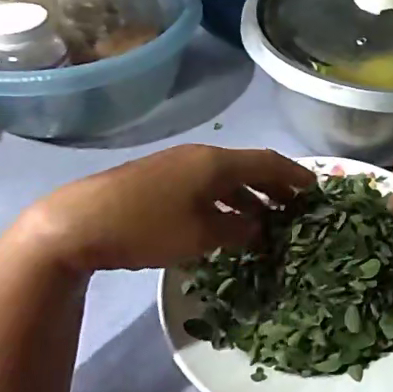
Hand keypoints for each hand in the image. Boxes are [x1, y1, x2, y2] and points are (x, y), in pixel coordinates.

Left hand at [15, 145, 314, 272]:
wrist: (76, 223)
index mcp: (215, 162)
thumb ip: (236, 229)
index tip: (316, 190)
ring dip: (248, 196)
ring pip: (225, 177)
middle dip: (274, 186)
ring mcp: (176, 165)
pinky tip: (223, 222)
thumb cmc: (146, 227)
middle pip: (248, 166)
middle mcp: (199, 156)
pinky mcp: (157, 179)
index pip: (267, 162)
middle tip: (294, 207)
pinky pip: (204, 184)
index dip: (294, 175)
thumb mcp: (199, 235)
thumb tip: (257, 226)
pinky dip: (223, 200)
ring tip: (264, 221)